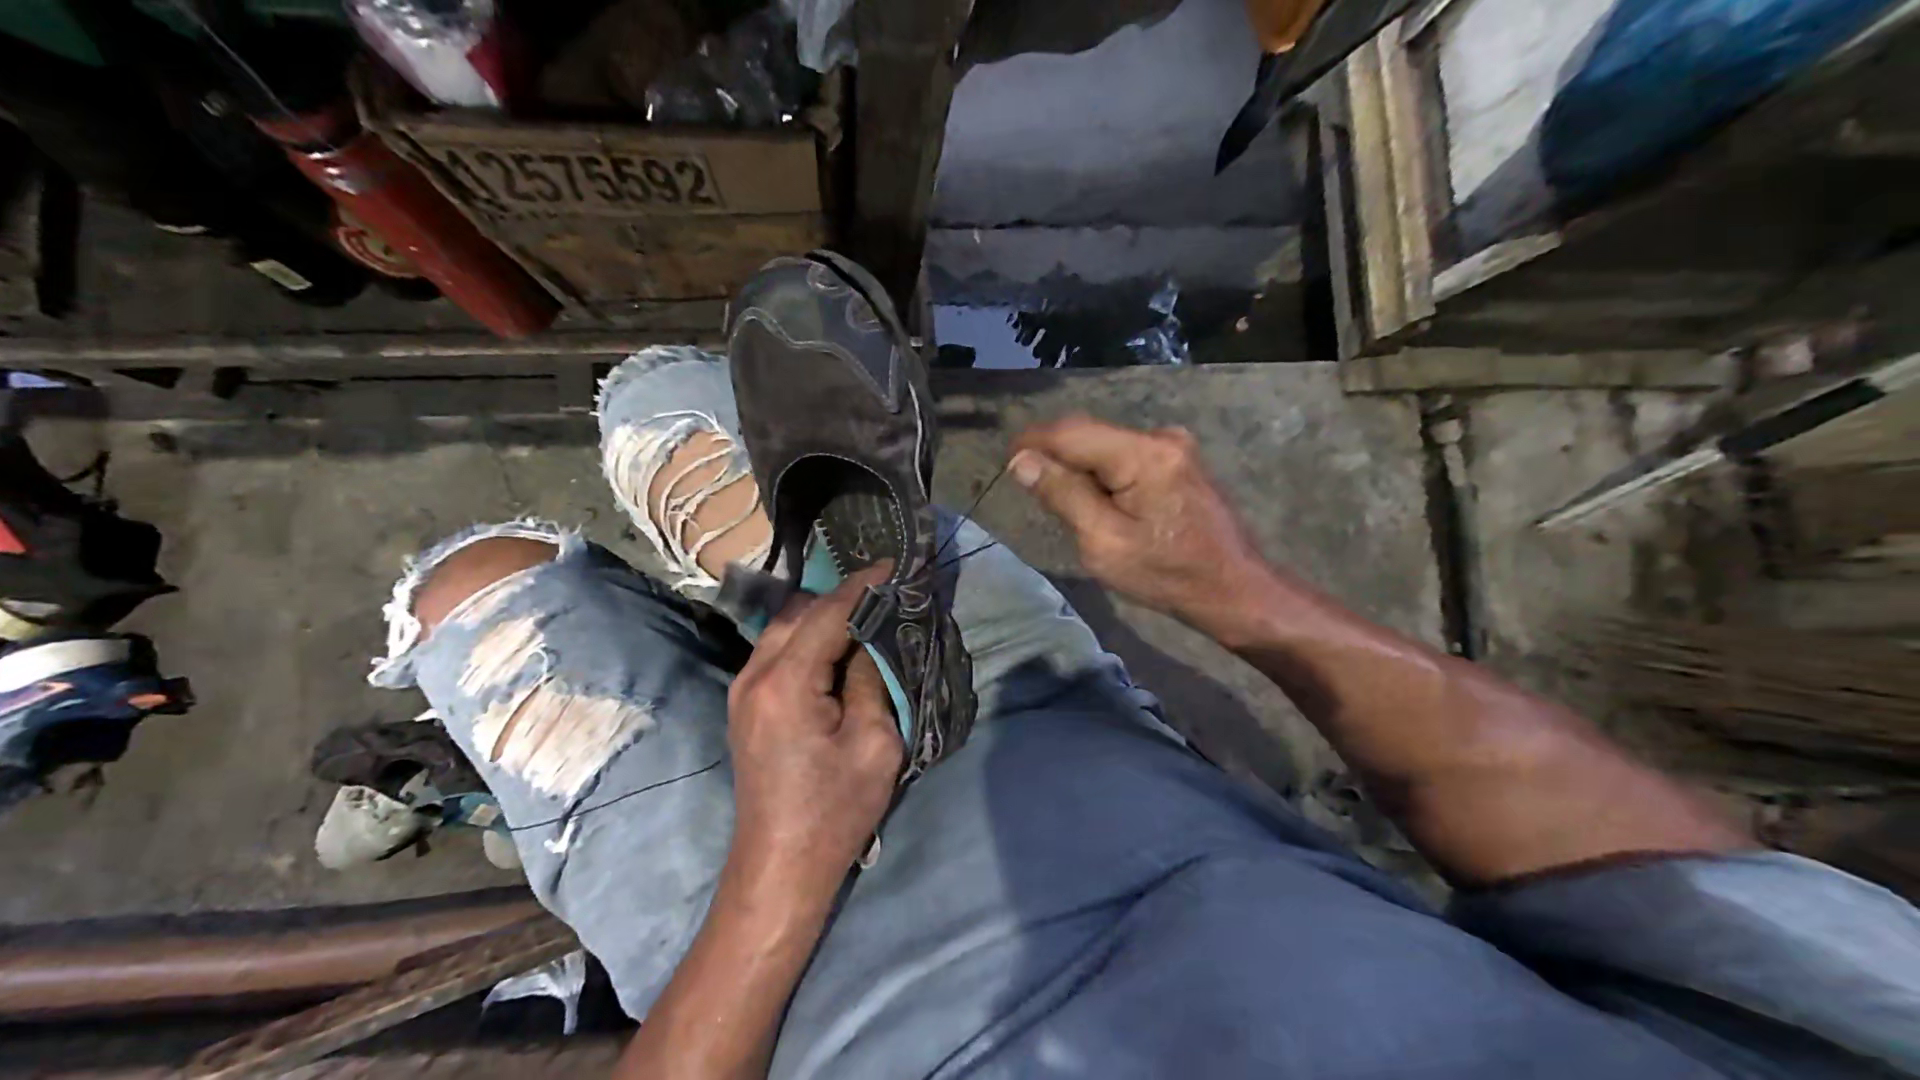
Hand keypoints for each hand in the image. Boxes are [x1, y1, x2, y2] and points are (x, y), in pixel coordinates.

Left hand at [726, 565, 903, 892]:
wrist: (780, 865)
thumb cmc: (835, 810)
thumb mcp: (874, 743)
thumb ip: (872, 678)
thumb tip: (873, 636)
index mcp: (786, 683)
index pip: (829, 613)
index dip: (865, 585)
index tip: (896, 563)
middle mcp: (754, 675)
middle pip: (801, 612)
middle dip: (844, 596)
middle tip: (887, 592)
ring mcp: (742, 689)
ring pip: (785, 628)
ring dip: (824, 616)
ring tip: (868, 615)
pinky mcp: (745, 704)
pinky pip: (778, 650)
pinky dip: (809, 638)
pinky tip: (838, 647)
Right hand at [1009, 415, 1277, 637]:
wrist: (1232, 588)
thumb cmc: (1166, 574)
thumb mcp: (1103, 542)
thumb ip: (1063, 495)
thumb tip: (1022, 460)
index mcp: (1143, 455)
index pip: (1071, 432)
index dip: (1033, 442)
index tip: (1007, 464)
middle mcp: (1160, 437)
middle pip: (1089, 434)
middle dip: (1055, 456)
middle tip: (1032, 491)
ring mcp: (1173, 446)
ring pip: (1105, 445)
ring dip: (1080, 467)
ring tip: (1067, 506)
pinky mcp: (1178, 460)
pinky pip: (1124, 455)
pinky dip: (1102, 473)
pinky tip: (1100, 504)